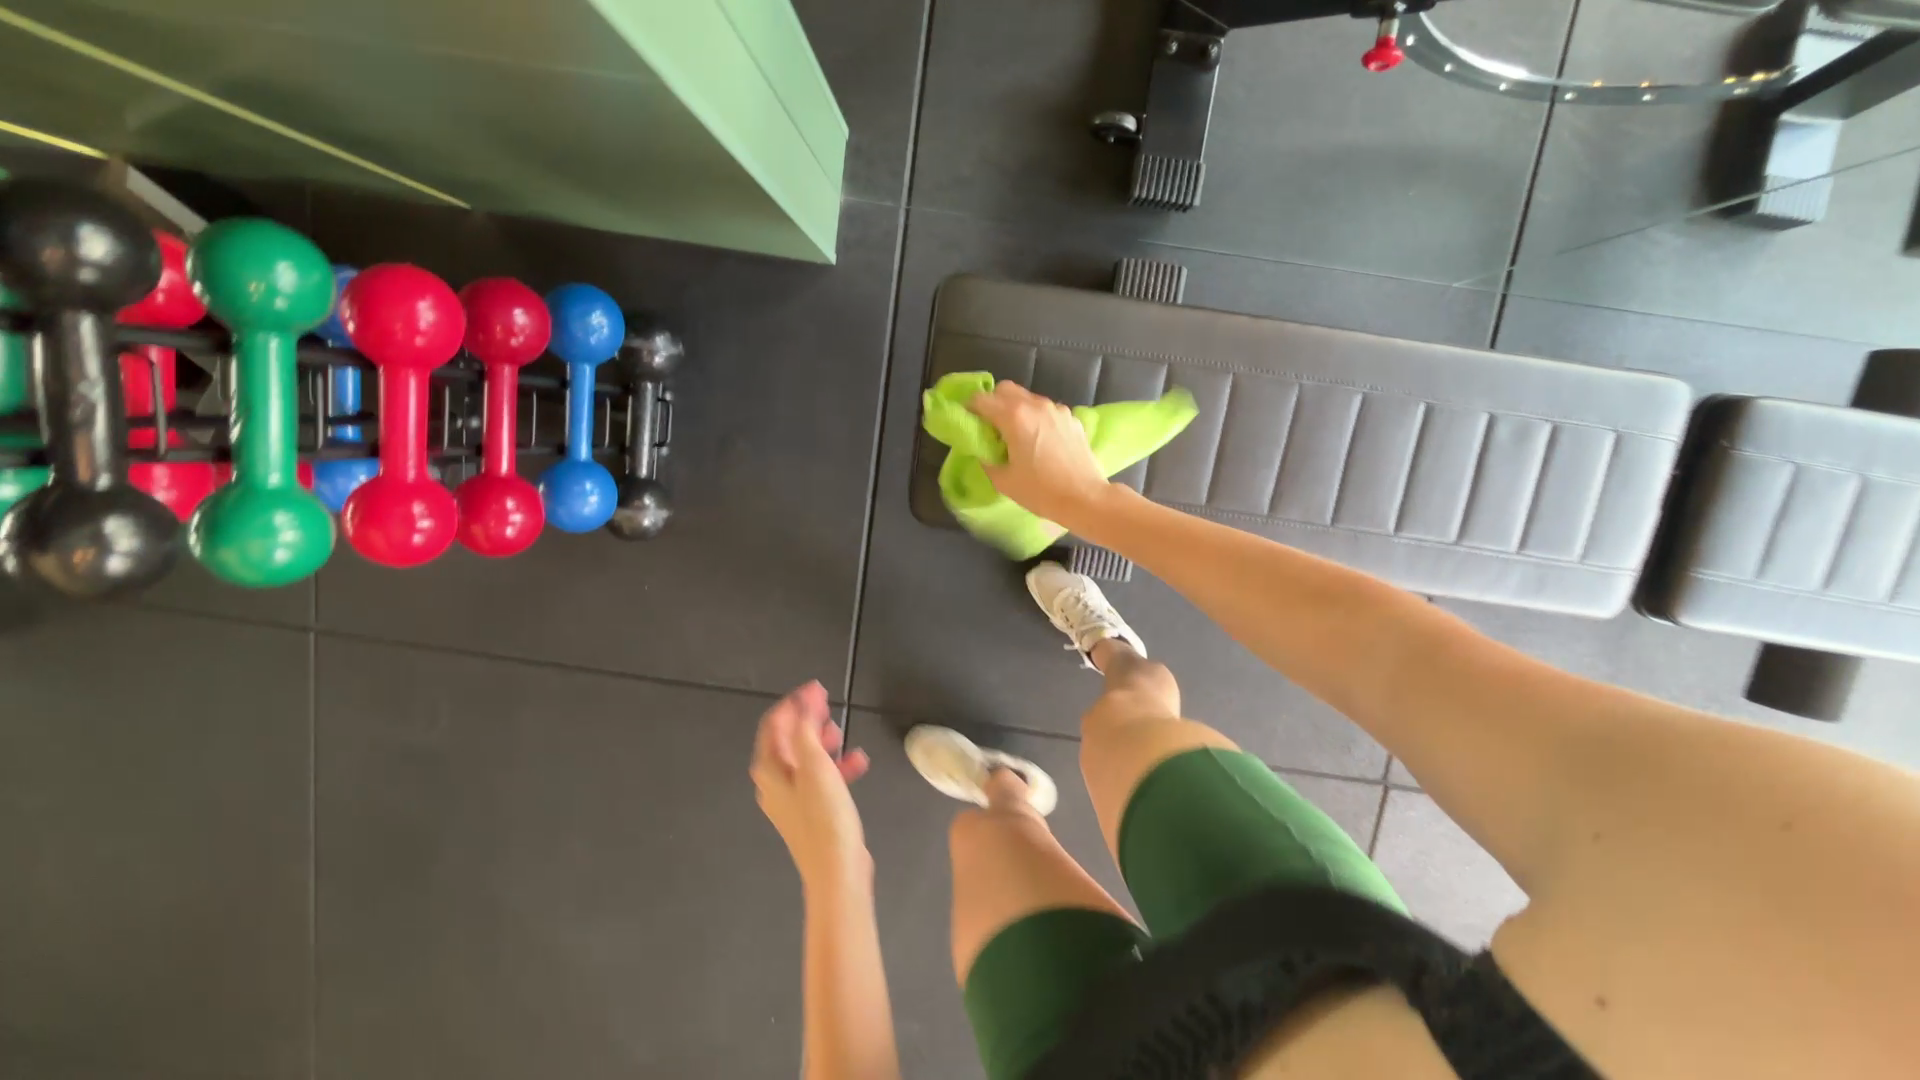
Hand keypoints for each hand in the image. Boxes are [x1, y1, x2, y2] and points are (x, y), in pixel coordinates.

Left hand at [751, 681, 872, 889]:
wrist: (836, 870)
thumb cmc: (824, 815)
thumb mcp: (815, 766)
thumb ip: (807, 730)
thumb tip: (804, 702)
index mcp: (769, 769)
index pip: (775, 724)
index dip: (794, 703)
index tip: (816, 688)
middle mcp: (775, 784)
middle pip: (788, 741)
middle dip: (808, 721)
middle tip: (829, 707)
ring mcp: (792, 801)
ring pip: (806, 759)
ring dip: (823, 742)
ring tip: (842, 733)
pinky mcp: (812, 813)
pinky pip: (820, 780)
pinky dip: (835, 767)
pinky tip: (858, 763)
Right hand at [967, 380, 1110, 525]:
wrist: (1085, 498)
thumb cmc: (1040, 491)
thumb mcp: (1003, 480)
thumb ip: (986, 457)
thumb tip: (984, 448)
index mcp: (1014, 416)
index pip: (981, 399)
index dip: (970, 409)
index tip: (969, 423)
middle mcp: (1035, 405)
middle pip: (1005, 389)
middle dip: (993, 403)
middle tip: (991, 427)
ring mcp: (1057, 409)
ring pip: (1028, 398)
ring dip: (1016, 409)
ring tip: (1017, 435)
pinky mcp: (1072, 418)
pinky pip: (1046, 410)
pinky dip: (1037, 418)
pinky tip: (1041, 441)